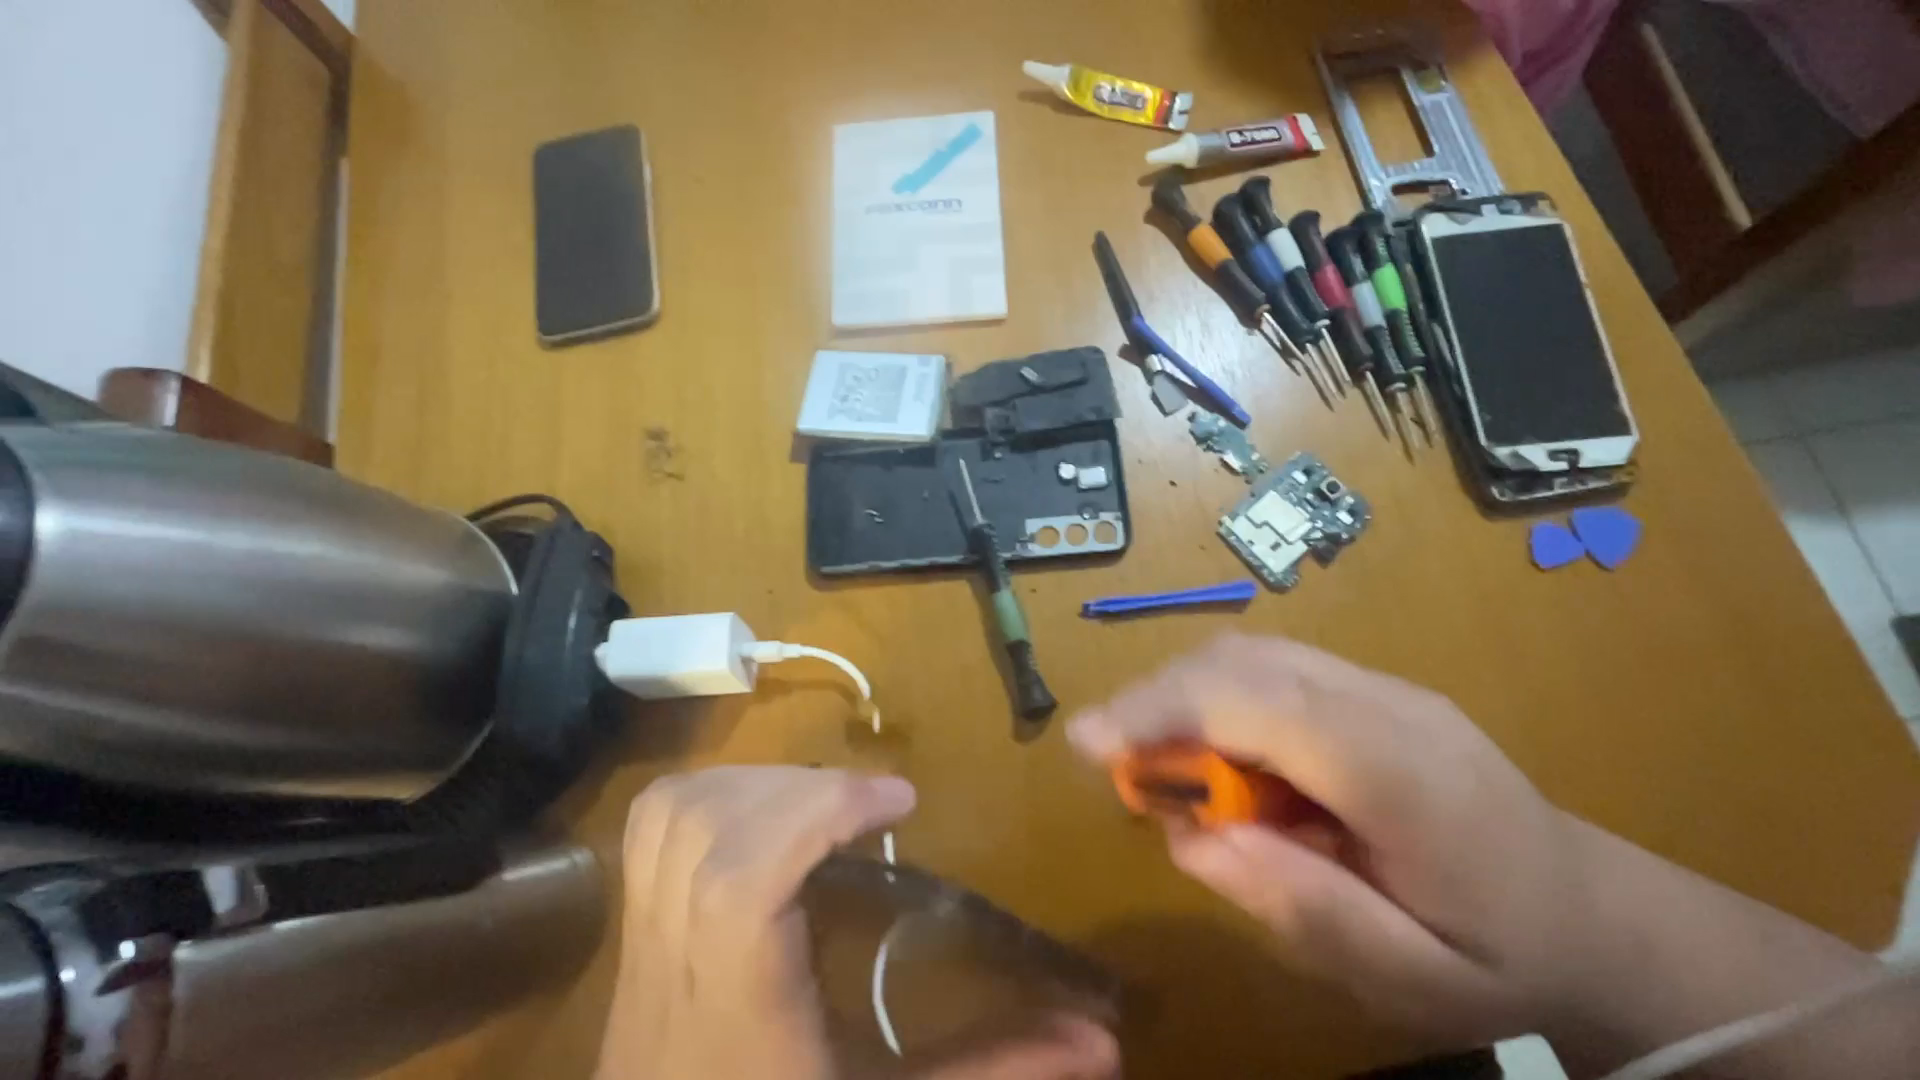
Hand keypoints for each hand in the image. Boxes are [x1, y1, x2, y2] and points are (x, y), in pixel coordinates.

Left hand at [596, 766, 1118, 1079]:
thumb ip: (991, 1070)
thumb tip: (1102, 1043)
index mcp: (735, 1005)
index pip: (742, 880)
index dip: (816, 813)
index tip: (896, 799)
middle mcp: (672, 962)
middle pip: (703, 826)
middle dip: (798, 787)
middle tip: (866, 803)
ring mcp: (636, 945)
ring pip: (668, 815)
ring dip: (753, 780)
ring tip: (818, 800)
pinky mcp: (626, 937)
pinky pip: (648, 828)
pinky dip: (711, 793)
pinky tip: (762, 816)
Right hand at [1067, 636, 1584, 1043]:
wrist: (1602, 922)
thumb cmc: (1504, 961)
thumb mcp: (1407, 976)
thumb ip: (1301, 905)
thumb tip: (1190, 839)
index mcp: (1403, 773)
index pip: (1263, 705)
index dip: (1165, 710)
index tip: (1085, 740)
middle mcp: (1390, 705)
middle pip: (1247, 663)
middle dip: (1158, 699)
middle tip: (1109, 762)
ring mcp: (1386, 688)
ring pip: (1253, 655)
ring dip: (1182, 694)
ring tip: (1152, 763)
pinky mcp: (1376, 692)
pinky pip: (1274, 671)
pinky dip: (1217, 698)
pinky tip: (1213, 755)